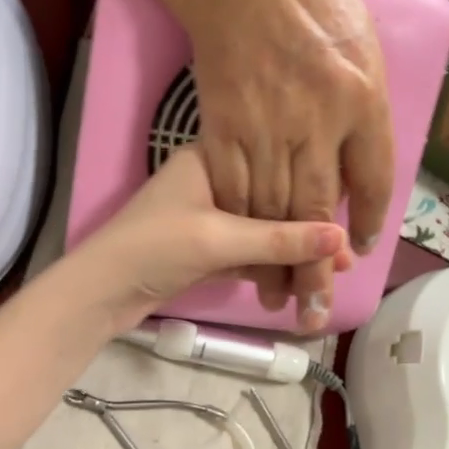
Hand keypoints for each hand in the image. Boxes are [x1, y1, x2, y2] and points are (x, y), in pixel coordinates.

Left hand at [68, 146, 350, 331]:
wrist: (99, 292)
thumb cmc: (152, 248)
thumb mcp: (219, 239)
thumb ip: (279, 238)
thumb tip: (341, 239)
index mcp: (214, 155)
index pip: (278, 162)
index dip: (315, 190)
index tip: (350, 217)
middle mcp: (215, 179)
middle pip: (275, 202)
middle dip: (308, 233)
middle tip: (345, 259)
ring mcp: (208, 217)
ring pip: (263, 233)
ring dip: (291, 256)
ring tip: (328, 277)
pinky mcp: (202, 250)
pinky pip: (247, 254)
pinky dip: (268, 269)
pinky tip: (295, 285)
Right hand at [185, 0, 393, 329]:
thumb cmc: (312, 8)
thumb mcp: (364, 50)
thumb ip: (366, 113)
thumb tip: (356, 172)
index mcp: (361, 99)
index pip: (371, 178)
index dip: (366, 222)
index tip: (356, 251)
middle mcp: (315, 123)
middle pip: (317, 212)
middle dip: (315, 270)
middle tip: (312, 313)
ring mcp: (264, 131)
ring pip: (270, 213)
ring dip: (273, 264)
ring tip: (278, 301)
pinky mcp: (223, 136)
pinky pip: (234, 194)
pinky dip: (239, 231)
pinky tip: (243, 258)